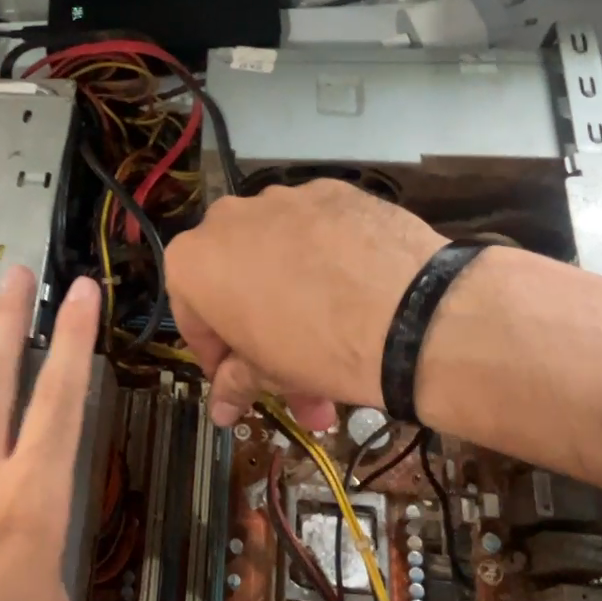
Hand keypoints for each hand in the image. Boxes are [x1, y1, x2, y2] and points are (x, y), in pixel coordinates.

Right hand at [164, 179, 448, 428]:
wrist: (409, 314)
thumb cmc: (316, 348)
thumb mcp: (268, 374)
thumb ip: (235, 383)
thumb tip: (223, 410)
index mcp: (193, 262)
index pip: (192, 316)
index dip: (215, 353)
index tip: (237, 378)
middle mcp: (226, 219)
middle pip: (235, 280)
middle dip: (260, 331)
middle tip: (291, 375)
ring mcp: (283, 198)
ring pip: (276, 253)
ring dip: (293, 295)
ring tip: (332, 345)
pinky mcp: (333, 190)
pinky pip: (317, 230)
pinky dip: (326, 259)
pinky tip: (354, 294)